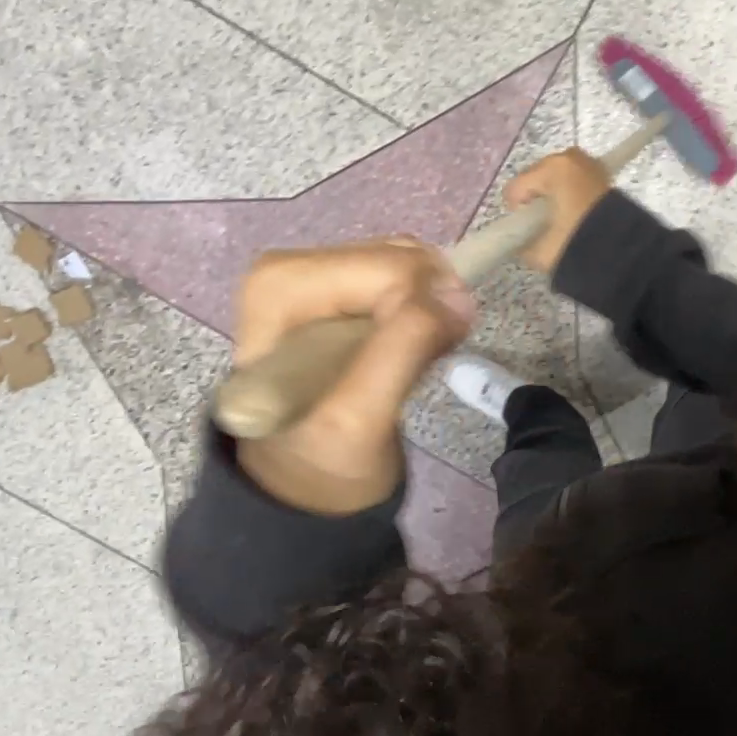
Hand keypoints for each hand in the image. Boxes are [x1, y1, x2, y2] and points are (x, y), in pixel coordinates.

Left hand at [231, 239, 473, 513]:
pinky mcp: (337, 284)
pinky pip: (403, 271)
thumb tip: (457, 300)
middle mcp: (289, 269)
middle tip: (435, 354)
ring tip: (422, 353)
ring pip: (405, 259)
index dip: (426, 306)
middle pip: (396, 257)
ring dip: (431, 303)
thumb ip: (403, 351)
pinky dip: (424, 303)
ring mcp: (314, 274)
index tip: (441, 352)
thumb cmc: (323, 458)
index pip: (385, 268)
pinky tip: (414, 341)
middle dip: (430, 301)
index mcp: (279, 291)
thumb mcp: (361, 418)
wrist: (305, 478)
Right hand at [505, 148, 611, 273]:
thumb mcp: (539, 250)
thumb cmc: (576, 242)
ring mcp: (589, 163)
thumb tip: (521, 242)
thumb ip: (522, 243)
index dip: (517, 214)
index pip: (515, 189)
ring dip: (554, 198)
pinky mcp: (603, 174)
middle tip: (545, 227)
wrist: (622, 250)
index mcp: (551, 168)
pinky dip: (571, 196)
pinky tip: (576, 217)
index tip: (528, 232)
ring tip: (562, 223)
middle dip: (537, 201)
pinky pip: (575, 183)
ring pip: (557, 180)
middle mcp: (569, 158)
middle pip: (537, 180)